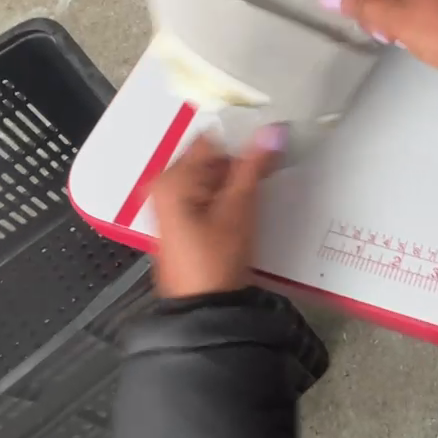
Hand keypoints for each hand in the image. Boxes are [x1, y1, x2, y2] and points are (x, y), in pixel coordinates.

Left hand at [151, 128, 284, 298]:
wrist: (204, 308)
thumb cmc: (217, 259)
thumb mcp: (239, 208)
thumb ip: (255, 165)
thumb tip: (273, 129)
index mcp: (171, 178)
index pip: (212, 138)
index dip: (242, 137)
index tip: (270, 143)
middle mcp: (165, 185)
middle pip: (211, 156)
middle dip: (241, 159)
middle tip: (270, 166)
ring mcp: (171, 202)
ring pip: (212, 174)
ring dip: (237, 176)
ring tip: (261, 184)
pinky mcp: (181, 217)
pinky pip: (207, 190)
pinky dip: (228, 191)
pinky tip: (246, 202)